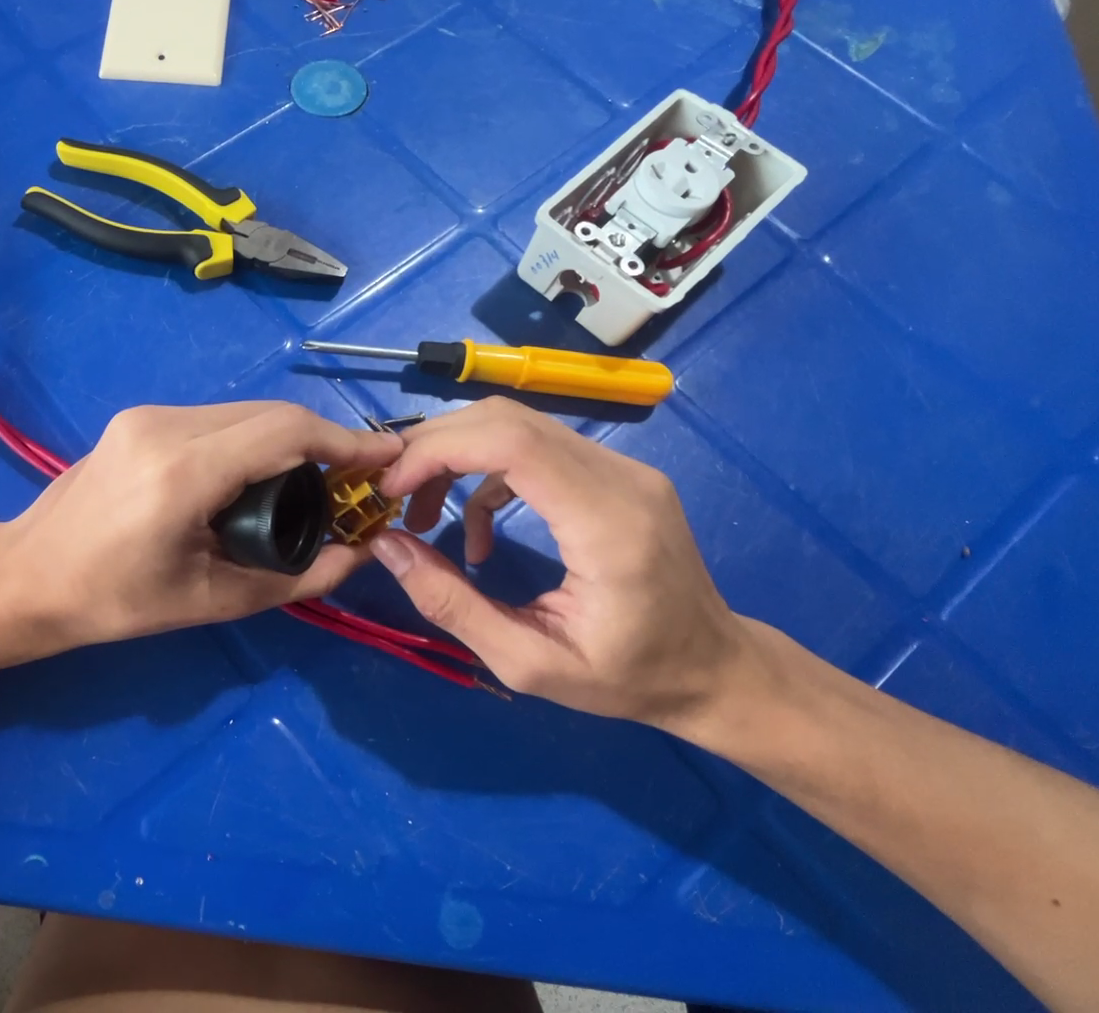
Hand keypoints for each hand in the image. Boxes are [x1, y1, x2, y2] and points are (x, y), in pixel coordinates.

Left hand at [5, 402, 402, 649]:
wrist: (28, 576)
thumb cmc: (116, 602)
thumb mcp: (213, 601)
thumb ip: (297, 577)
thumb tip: (359, 555)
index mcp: (183, 472)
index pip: (286, 431)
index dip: (346, 441)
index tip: (387, 458)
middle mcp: (165, 426)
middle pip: (269, 414)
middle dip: (321, 442)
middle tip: (352, 483)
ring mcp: (147, 415)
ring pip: (243, 412)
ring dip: (285, 439)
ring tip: (310, 483)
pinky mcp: (138, 419)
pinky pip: (214, 419)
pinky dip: (250, 440)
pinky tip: (259, 475)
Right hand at [371, 398, 756, 732]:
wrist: (713, 669)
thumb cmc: (626, 678)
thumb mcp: (527, 663)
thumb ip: (452, 605)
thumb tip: (385, 546)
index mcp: (607, 524)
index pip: (512, 443)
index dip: (439, 451)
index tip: (390, 488)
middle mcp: (621, 478)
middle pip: (508, 420)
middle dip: (434, 447)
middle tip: (392, 495)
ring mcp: (624, 468)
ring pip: (518, 425)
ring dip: (455, 456)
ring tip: (421, 512)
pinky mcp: (617, 473)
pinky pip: (536, 447)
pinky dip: (486, 473)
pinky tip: (476, 527)